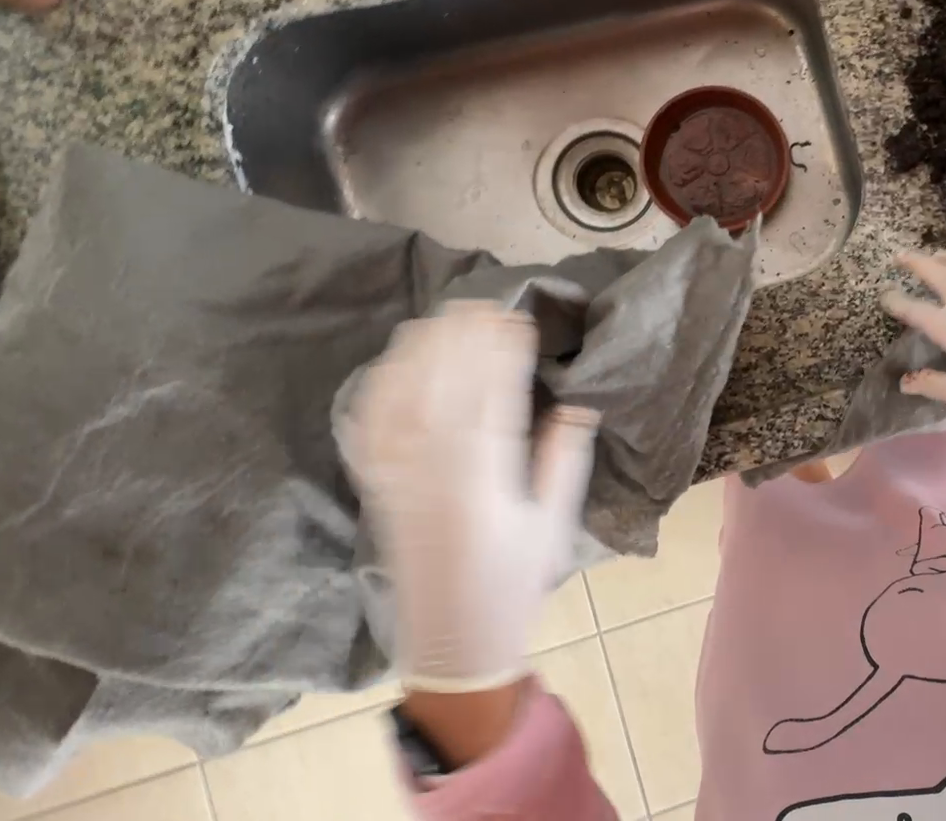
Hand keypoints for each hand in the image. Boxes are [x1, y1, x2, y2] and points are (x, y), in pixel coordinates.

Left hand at [343, 301, 597, 692]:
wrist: (454, 642)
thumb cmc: (514, 583)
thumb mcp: (554, 524)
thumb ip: (564, 461)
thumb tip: (575, 404)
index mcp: (483, 481)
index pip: (491, 398)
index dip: (502, 354)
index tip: (514, 319)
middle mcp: (434, 473)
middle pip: (442, 389)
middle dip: (459, 340)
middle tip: (477, 303)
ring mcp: (399, 479)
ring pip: (400, 403)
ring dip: (417, 355)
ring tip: (437, 318)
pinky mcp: (379, 490)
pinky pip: (370, 434)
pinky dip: (377, 394)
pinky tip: (389, 367)